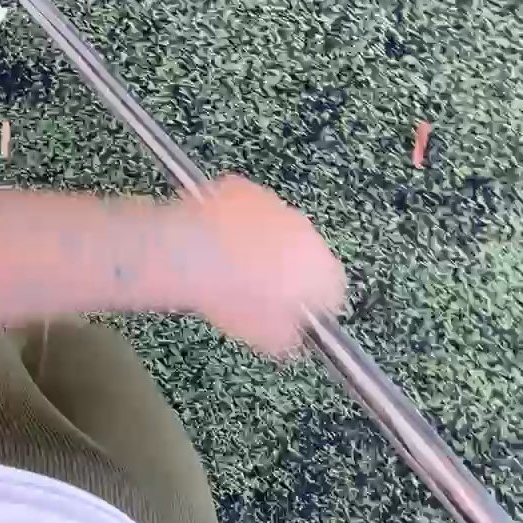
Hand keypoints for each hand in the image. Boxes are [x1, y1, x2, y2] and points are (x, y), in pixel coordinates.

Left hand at [172, 175, 347, 356]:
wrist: (190, 252)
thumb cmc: (232, 298)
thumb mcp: (267, 337)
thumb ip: (289, 335)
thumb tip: (287, 332)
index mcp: (324, 271)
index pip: (331, 289)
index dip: (308, 300)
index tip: (286, 308)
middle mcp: (307, 232)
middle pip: (303, 252)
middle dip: (284, 265)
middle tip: (252, 282)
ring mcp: (272, 203)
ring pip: (274, 224)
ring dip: (259, 236)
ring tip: (227, 255)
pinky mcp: (240, 185)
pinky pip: (243, 202)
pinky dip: (232, 213)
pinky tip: (212, 229)